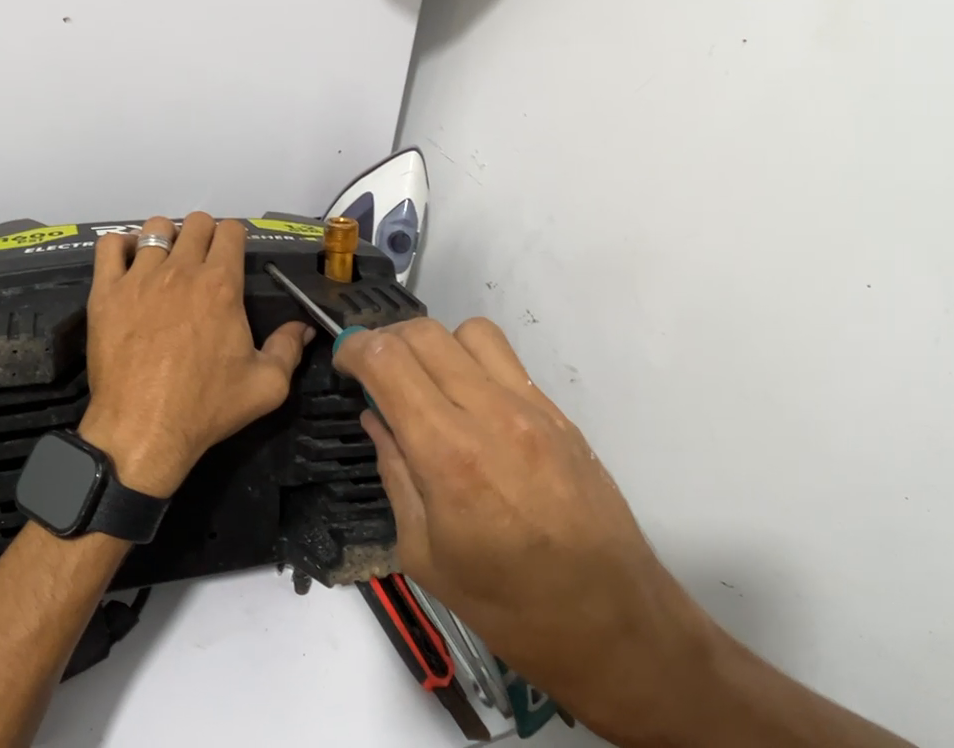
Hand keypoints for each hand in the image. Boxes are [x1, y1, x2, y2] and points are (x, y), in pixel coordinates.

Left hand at [81, 213, 311, 497]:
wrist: (144, 429)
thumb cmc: (207, 407)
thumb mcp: (267, 385)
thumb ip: (289, 349)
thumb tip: (304, 327)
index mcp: (222, 285)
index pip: (230, 231)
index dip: (234, 238)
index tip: (232, 257)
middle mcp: (181, 271)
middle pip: (195, 223)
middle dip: (204, 235)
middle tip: (202, 263)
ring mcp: (139, 278)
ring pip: (155, 228)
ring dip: (166, 239)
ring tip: (165, 264)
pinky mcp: (106, 293)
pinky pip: (110, 246)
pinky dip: (121, 246)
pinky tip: (129, 264)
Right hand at [337, 318, 718, 745]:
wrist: (610, 622)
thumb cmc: (506, 605)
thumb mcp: (424, 553)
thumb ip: (396, 473)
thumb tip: (378, 418)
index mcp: (448, 454)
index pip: (389, 360)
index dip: (354, 349)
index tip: (343, 363)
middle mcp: (491, 414)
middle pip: (425, 333)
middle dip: (386, 341)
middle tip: (375, 373)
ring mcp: (533, 408)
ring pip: (470, 331)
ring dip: (436, 345)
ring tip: (427, 384)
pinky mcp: (560, 414)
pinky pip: (508, 361)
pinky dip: (475, 364)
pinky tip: (471, 406)